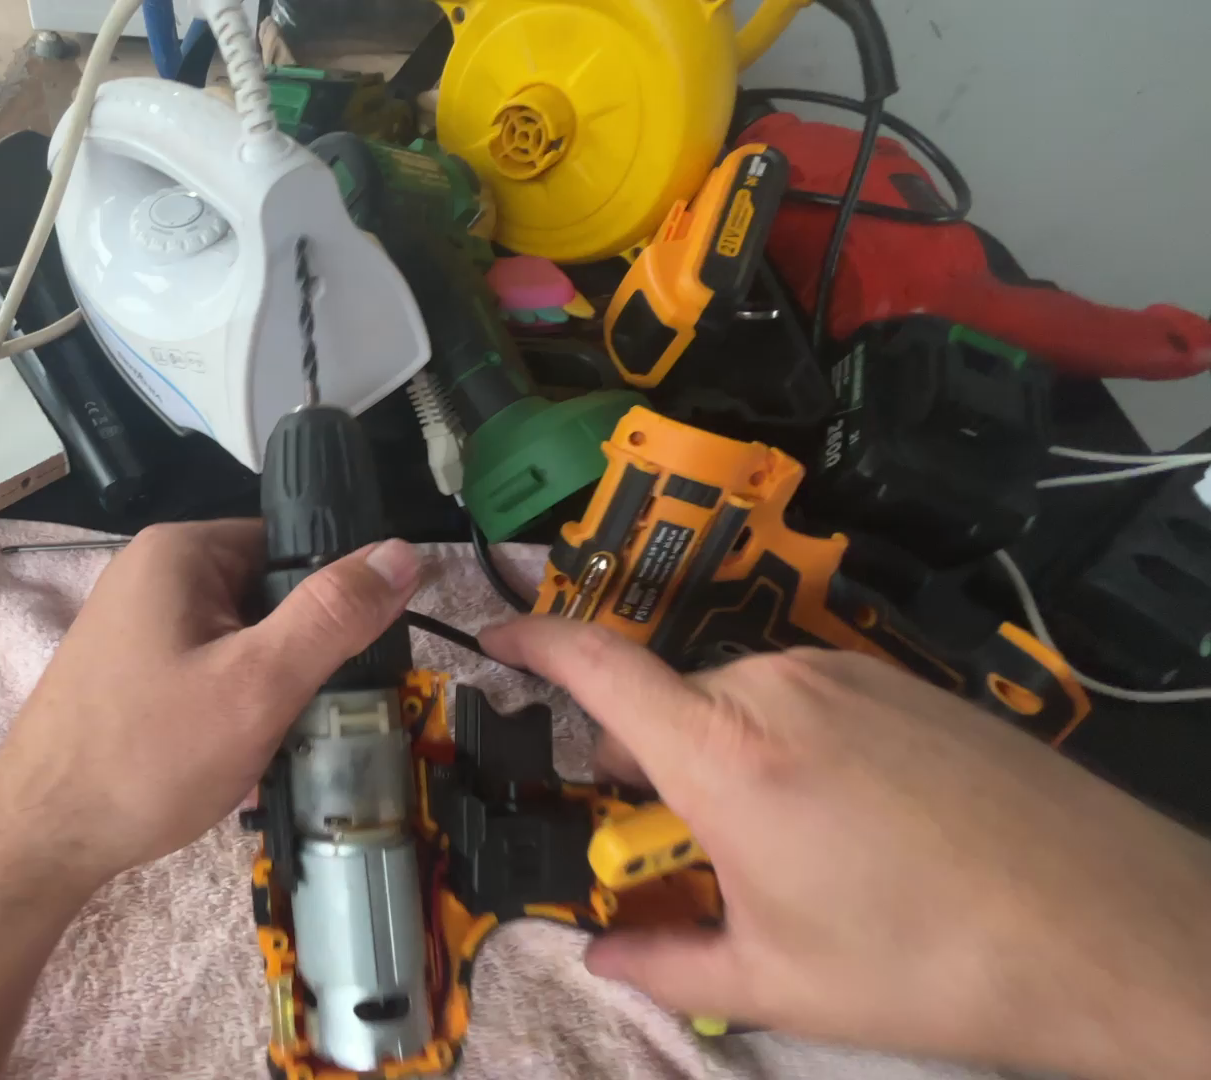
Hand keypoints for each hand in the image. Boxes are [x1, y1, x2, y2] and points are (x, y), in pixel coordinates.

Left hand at [0, 520, 420, 895]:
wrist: (40, 842)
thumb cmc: (148, 756)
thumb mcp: (257, 684)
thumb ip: (333, 616)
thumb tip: (402, 551)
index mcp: (179, 550)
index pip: (288, 543)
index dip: (332, 596)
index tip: (359, 656)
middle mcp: (152, 572)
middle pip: (265, 591)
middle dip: (297, 651)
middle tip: (315, 710)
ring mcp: (135, 621)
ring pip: (239, 636)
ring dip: (267, 683)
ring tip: (275, 737)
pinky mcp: (129, 667)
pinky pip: (206, 665)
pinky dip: (232, 700)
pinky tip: (236, 748)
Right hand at [481, 619, 1210, 1079]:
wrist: (1142, 936)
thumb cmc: (940, 962)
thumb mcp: (783, 980)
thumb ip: (664, 964)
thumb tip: (596, 960)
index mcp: (721, 754)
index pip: (594, 665)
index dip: (530, 640)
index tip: (492, 639)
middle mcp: (765, 688)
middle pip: (661, 699)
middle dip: (644, 755)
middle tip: (676, 825)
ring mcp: (831, 673)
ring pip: (724, 698)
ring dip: (712, 749)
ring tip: (777, 826)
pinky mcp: (884, 677)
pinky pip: (789, 692)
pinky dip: (772, 735)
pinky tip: (841, 804)